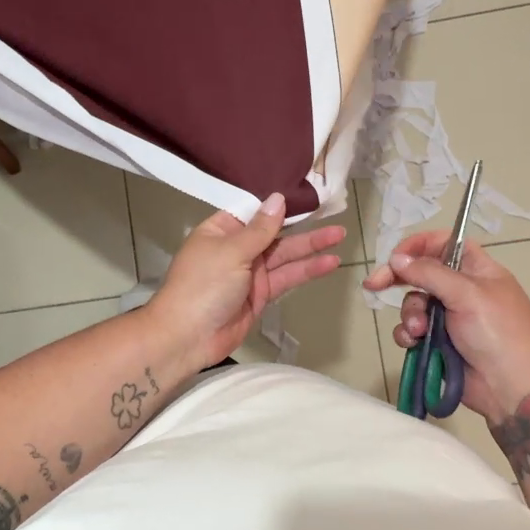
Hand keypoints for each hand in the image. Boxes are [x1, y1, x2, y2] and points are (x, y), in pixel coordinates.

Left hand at [145, 193, 345, 368]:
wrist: (188, 336)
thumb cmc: (203, 285)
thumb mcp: (231, 251)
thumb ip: (259, 229)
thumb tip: (278, 198)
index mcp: (220, 231)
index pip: (253, 211)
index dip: (278, 204)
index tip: (306, 192)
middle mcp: (235, 249)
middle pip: (273, 233)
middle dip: (303, 226)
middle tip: (334, 216)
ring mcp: (249, 273)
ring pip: (284, 256)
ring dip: (311, 247)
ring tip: (341, 235)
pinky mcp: (260, 295)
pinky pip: (286, 278)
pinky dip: (307, 271)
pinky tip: (330, 262)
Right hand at [362, 232, 529, 417]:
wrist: (511, 387)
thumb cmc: (499, 332)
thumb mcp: (467, 294)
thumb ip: (429, 273)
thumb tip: (396, 258)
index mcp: (478, 271)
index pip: (444, 244)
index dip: (418, 246)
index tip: (394, 257)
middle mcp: (462, 290)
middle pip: (422, 273)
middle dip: (398, 279)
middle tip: (374, 285)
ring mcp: (450, 317)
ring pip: (414, 303)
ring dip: (410, 314)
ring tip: (418, 331)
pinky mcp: (438, 342)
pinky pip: (412, 330)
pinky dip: (408, 334)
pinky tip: (413, 344)